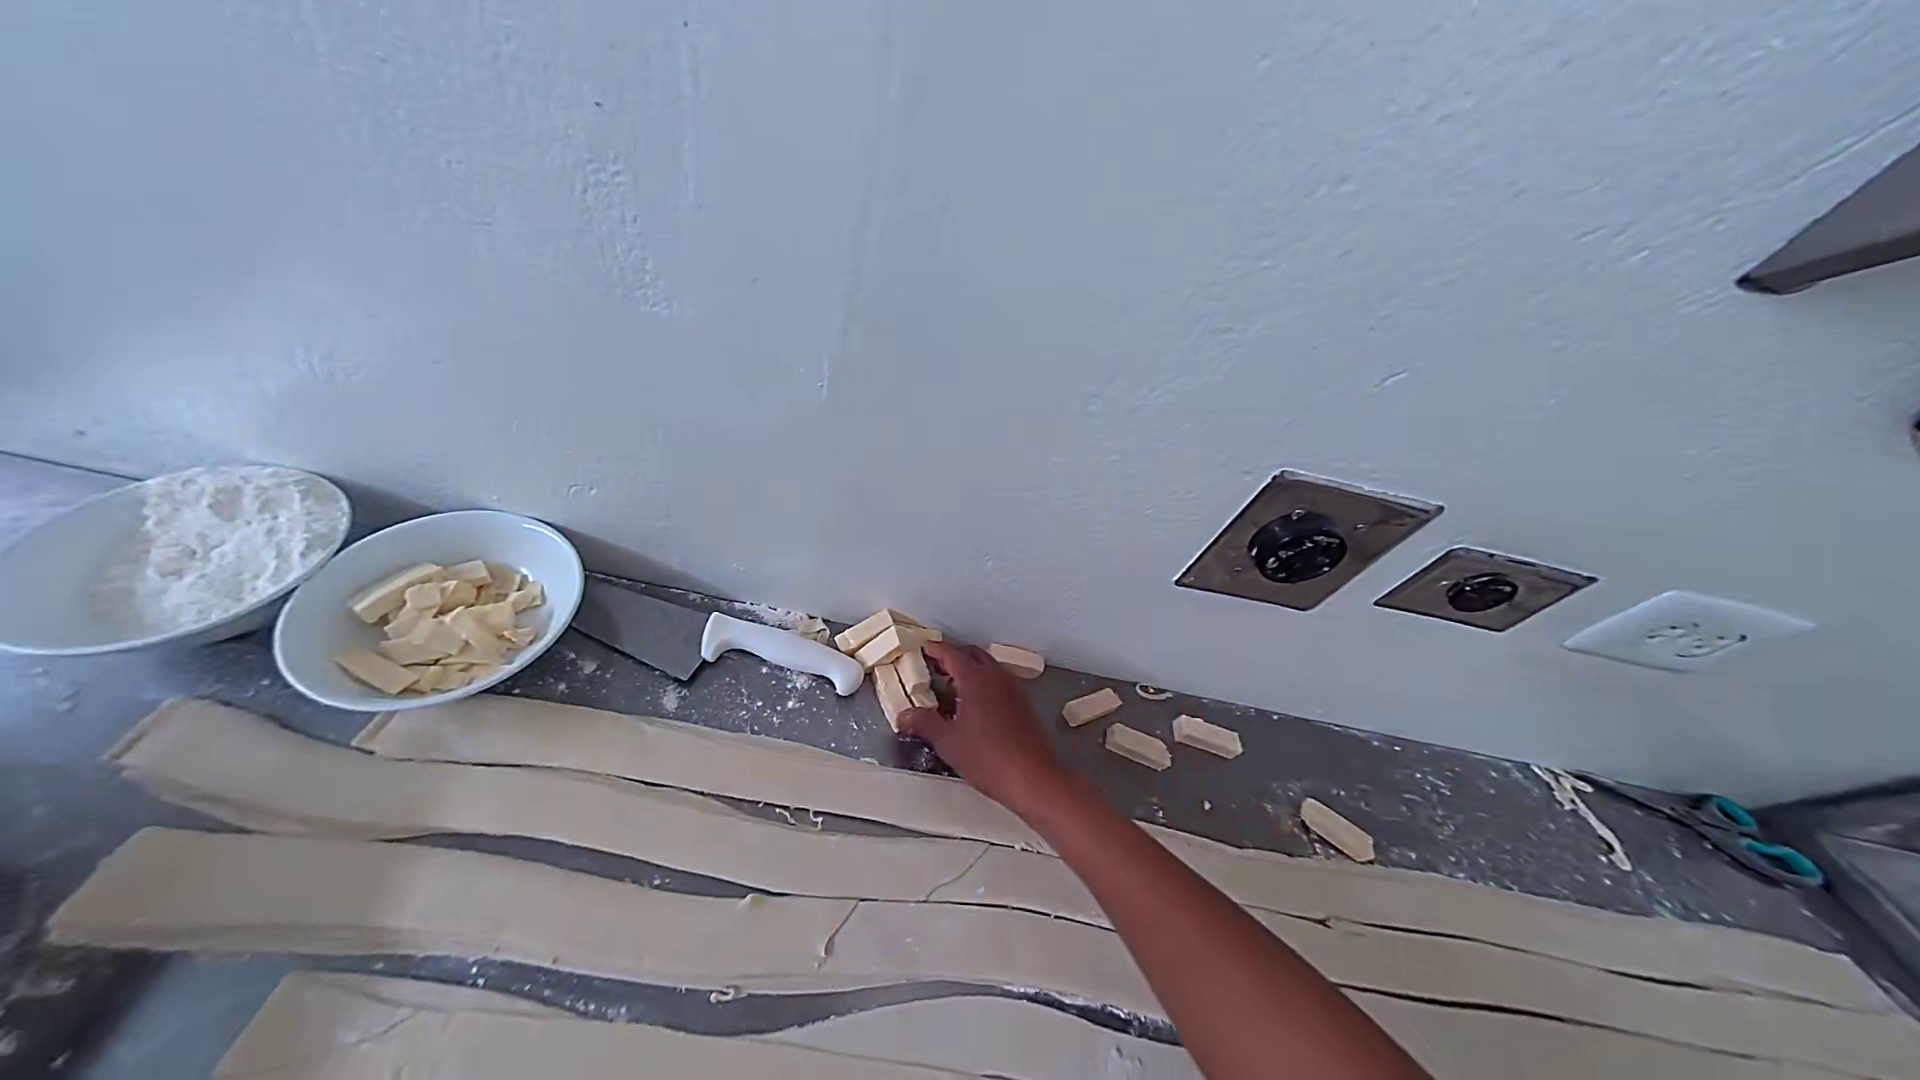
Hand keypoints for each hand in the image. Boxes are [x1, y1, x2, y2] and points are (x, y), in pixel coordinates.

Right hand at [898, 641, 1075, 816]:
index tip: (924, 649)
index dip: (935, 649)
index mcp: (976, 679)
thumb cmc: (990, 759)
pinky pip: (999, 683)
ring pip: (988, 668)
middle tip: (935, 667)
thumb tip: (905, 716)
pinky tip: (974, 707)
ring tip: (951, 689)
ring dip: (970, 671)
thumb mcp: (948, 741)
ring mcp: (1013, 690)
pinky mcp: (1023, 705)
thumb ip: (923, 723)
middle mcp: (997, 678)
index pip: (952, 653)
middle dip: (953, 657)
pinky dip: (984, 685)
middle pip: (972, 655)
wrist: (1033, 778)